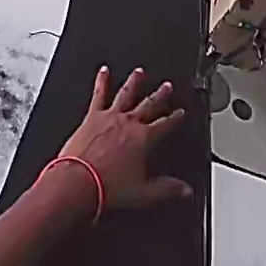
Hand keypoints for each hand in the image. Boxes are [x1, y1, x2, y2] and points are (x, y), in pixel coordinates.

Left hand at [57, 66, 191, 210]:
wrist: (80, 182)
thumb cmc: (108, 186)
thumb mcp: (144, 193)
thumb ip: (167, 189)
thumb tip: (184, 190)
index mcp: (144, 139)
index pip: (165, 125)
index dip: (175, 118)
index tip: (180, 112)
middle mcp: (129, 123)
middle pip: (149, 104)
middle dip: (160, 95)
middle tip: (167, 85)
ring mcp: (110, 117)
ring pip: (126, 94)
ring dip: (134, 82)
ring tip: (139, 72)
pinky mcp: (92, 117)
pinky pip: (99, 95)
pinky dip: (101, 82)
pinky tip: (103, 71)